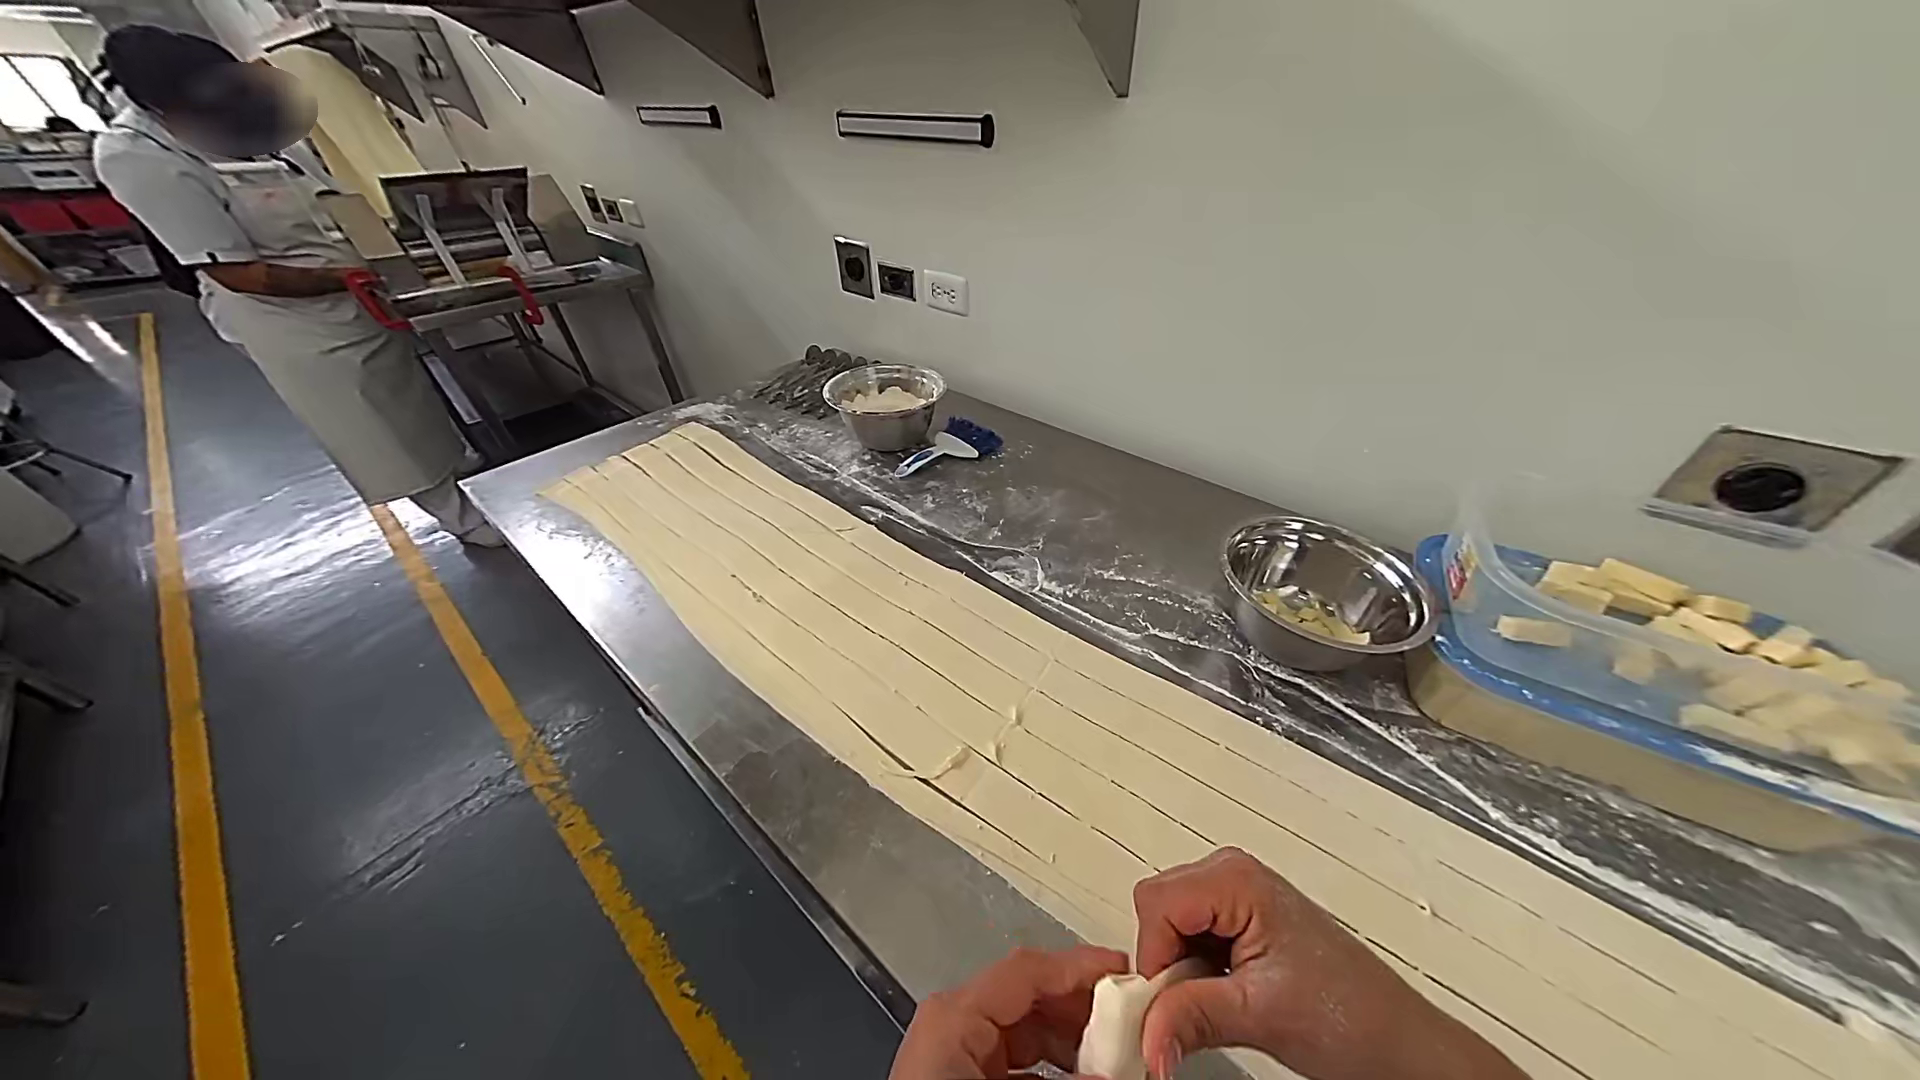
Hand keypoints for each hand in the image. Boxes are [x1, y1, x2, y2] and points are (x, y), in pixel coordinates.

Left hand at [889, 945, 1129, 1078]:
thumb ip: (1069, 1079)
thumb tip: (1119, 1072)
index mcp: (956, 1013)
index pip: (1028, 970)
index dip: (1080, 966)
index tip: (1125, 971)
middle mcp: (955, 1020)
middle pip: (1030, 996)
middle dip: (1082, 1008)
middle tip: (1131, 1022)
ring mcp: (957, 1050)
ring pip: (1026, 1029)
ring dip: (1072, 1041)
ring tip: (1114, 1056)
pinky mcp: (963, 1076)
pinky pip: (1016, 1061)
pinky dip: (1052, 1069)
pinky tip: (1084, 1079)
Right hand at [1133, 848, 1525, 1079]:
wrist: (1400, 1043)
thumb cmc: (1354, 1017)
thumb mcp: (1261, 1018)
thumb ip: (1192, 1018)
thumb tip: (1146, 1035)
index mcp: (1237, 879)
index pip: (1158, 903)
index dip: (1154, 956)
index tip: (1161, 1004)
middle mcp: (1232, 873)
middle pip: (1157, 904)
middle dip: (1163, 958)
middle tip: (1182, 1005)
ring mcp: (1234, 891)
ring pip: (1167, 917)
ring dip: (1177, 964)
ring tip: (1213, 999)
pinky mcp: (1237, 912)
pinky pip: (1186, 929)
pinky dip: (1190, 964)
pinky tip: (1218, 989)